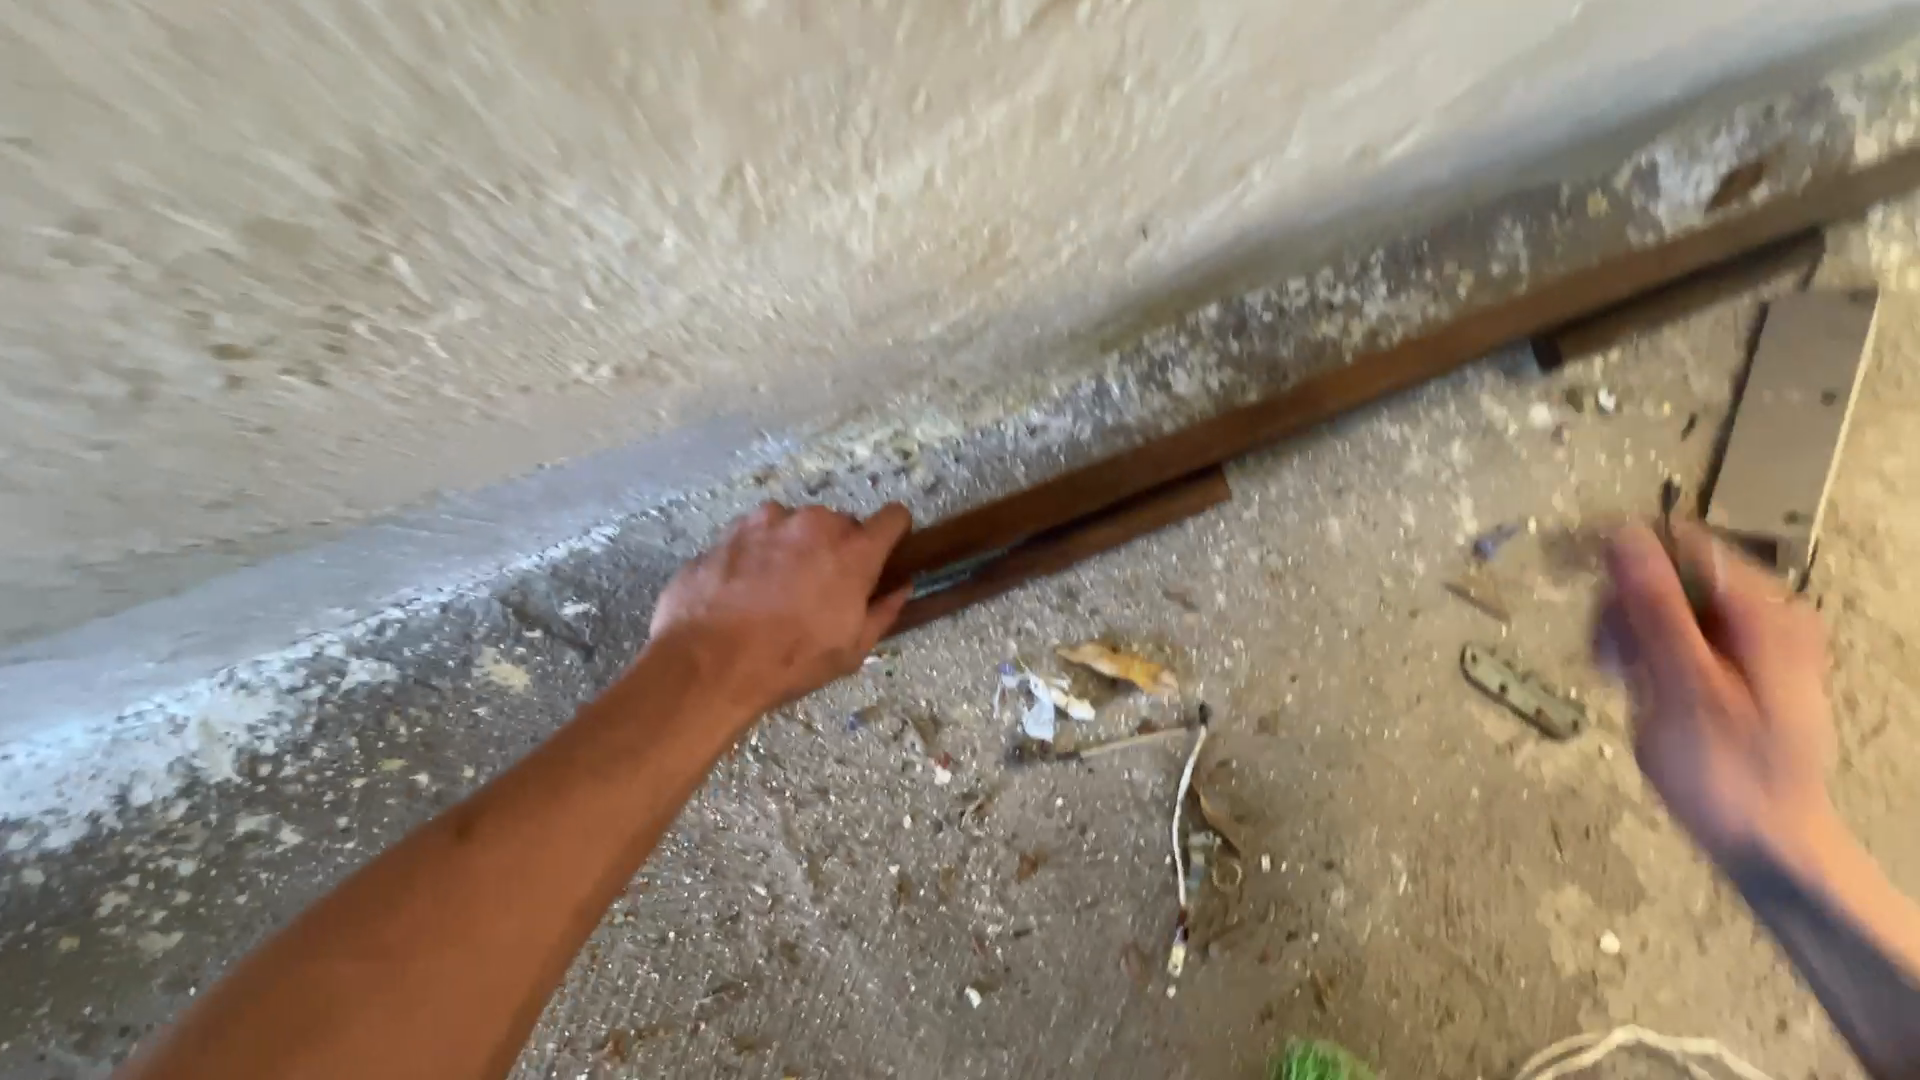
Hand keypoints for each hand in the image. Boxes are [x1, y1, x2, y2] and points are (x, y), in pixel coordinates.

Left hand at [648, 502, 912, 717]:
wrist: (707, 663)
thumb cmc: (790, 661)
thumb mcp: (850, 650)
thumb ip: (882, 611)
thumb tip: (901, 587)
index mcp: (853, 551)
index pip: (893, 517)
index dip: (894, 533)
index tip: (884, 553)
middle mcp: (814, 523)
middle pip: (841, 523)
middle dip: (838, 549)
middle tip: (822, 588)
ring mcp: (767, 521)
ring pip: (796, 525)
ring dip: (795, 546)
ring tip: (775, 589)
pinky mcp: (730, 530)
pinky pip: (757, 533)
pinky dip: (758, 552)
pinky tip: (743, 588)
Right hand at [1594, 523, 1837, 869]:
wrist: (1763, 838)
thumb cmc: (1723, 767)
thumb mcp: (1683, 684)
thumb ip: (1656, 607)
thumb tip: (1624, 537)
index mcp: (1766, 614)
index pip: (1686, 546)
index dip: (1627, 555)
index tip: (1580, 580)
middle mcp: (1765, 616)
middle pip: (1669, 574)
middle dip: (1623, 606)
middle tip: (1608, 656)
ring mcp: (1749, 640)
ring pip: (1660, 603)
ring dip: (1624, 631)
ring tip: (1619, 674)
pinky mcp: (1730, 662)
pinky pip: (1670, 630)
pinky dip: (1640, 648)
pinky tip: (1632, 678)